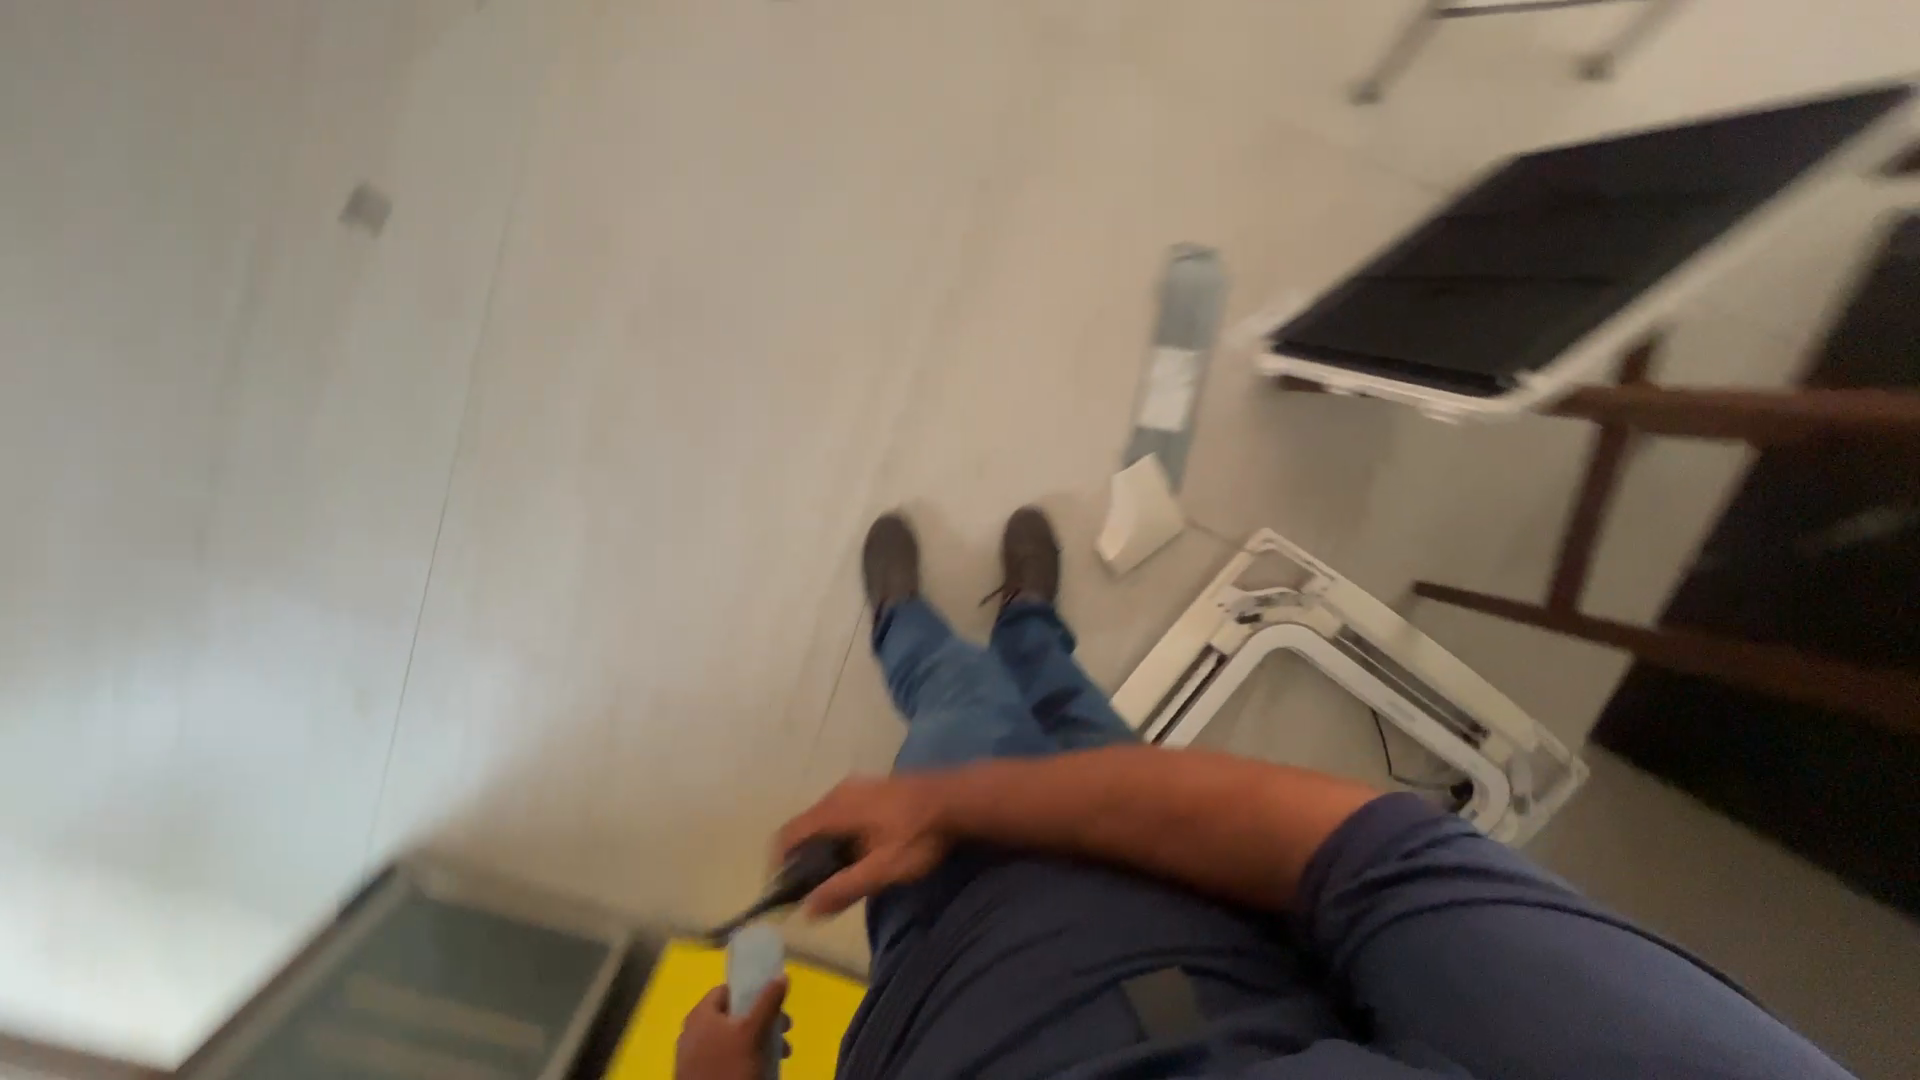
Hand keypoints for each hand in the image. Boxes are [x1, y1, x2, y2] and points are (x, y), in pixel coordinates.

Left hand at [675, 979, 787, 1079]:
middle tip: (785, 1028)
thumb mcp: (752, 1032)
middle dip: (764, 1019)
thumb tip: (781, 975)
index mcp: (701, 1014)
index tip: (773, 1001)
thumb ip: (767, 1002)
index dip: (751, 990)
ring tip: (782, 1053)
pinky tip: (763, 1066)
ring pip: (734, 1037)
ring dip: (760, 1039)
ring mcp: (696, 1056)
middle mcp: (694, 1031)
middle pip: (734, 1014)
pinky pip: (727, 1056)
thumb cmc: (728, 1068)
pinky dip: (746, 1056)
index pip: (727, 990)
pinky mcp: (701, 1075)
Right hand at [776, 775, 952, 915]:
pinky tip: (859, 854)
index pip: (788, 835)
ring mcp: (858, 787)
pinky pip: (842, 813)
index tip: (783, 892)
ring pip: (825, 819)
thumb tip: (807, 910)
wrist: (957, 798)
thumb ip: (844, 888)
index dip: (778, 864)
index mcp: (834, 809)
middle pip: (805, 827)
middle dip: (803, 859)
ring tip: (837, 876)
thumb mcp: (883, 869)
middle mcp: (839, 792)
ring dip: (823, 847)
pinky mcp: (874, 789)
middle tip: (813, 890)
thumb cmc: (918, 835)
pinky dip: (839, 835)